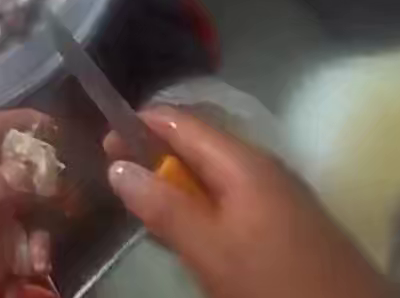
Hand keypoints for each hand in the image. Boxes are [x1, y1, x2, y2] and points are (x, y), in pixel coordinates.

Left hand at [0, 109, 57, 297]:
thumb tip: (28, 168)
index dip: (20, 124)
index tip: (56, 128)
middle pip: (1, 169)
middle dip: (34, 189)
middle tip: (65, 204)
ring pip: (3, 211)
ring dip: (26, 234)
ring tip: (40, 259)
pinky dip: (12, 259)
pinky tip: (23, 278)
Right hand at [103, 106, 389, 297]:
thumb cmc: (280, 287)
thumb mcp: (212, 252)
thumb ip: (162, 207)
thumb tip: (116, 165)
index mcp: (241, 160)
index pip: (176, 119)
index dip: (136, 125)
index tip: (105, 148)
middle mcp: (261, 166)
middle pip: (194, 144)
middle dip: (155, 158)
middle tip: (123, 184)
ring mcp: (281, 197)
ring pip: (214, 175)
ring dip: (179, 187)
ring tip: (153, 215)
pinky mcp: (293, 227)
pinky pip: (235, 200)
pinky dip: (205, 209)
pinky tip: (196, 238)